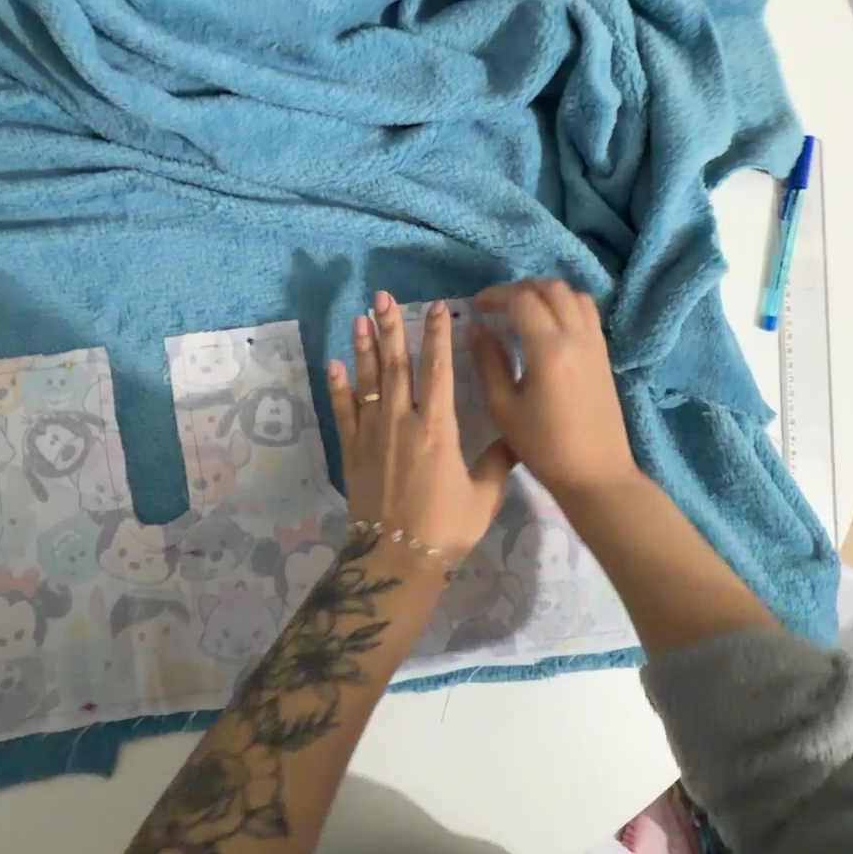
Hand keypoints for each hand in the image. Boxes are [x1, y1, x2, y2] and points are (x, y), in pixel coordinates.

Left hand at [326, 292, 515, 561]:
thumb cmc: (445, 527)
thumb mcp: (483, 496)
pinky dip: (339, 386)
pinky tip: (335, 364)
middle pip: (396, 365)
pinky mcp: (352, 448)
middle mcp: (402, 421)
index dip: (437, 336)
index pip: (438, 371)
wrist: (396, 556)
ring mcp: (372, 433)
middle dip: (391, 328)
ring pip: (368, 380)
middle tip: (383, 297)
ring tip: (360, 318)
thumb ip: (498, 462)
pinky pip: (344, 410)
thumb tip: (517, 438)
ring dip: (364, 347)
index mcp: (438, 428)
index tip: (437, 308)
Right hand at [471, 278, 644, 505]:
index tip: (476, 306)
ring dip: (544, 292)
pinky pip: (587, 311)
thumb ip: (489, 362)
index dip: (495, 295)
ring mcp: (595, 343)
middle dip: (519, 289)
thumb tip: (475, 329)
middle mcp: (577, 337)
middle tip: (496, 306)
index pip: (522, 300)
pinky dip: (565, 304)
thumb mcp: (504, 407)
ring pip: (573, 294)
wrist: (595, 473)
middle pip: (550, 288)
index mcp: (549, 350)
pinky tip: (547, 324)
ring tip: (522, 310)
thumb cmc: (543, 446)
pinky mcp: (604, 353)